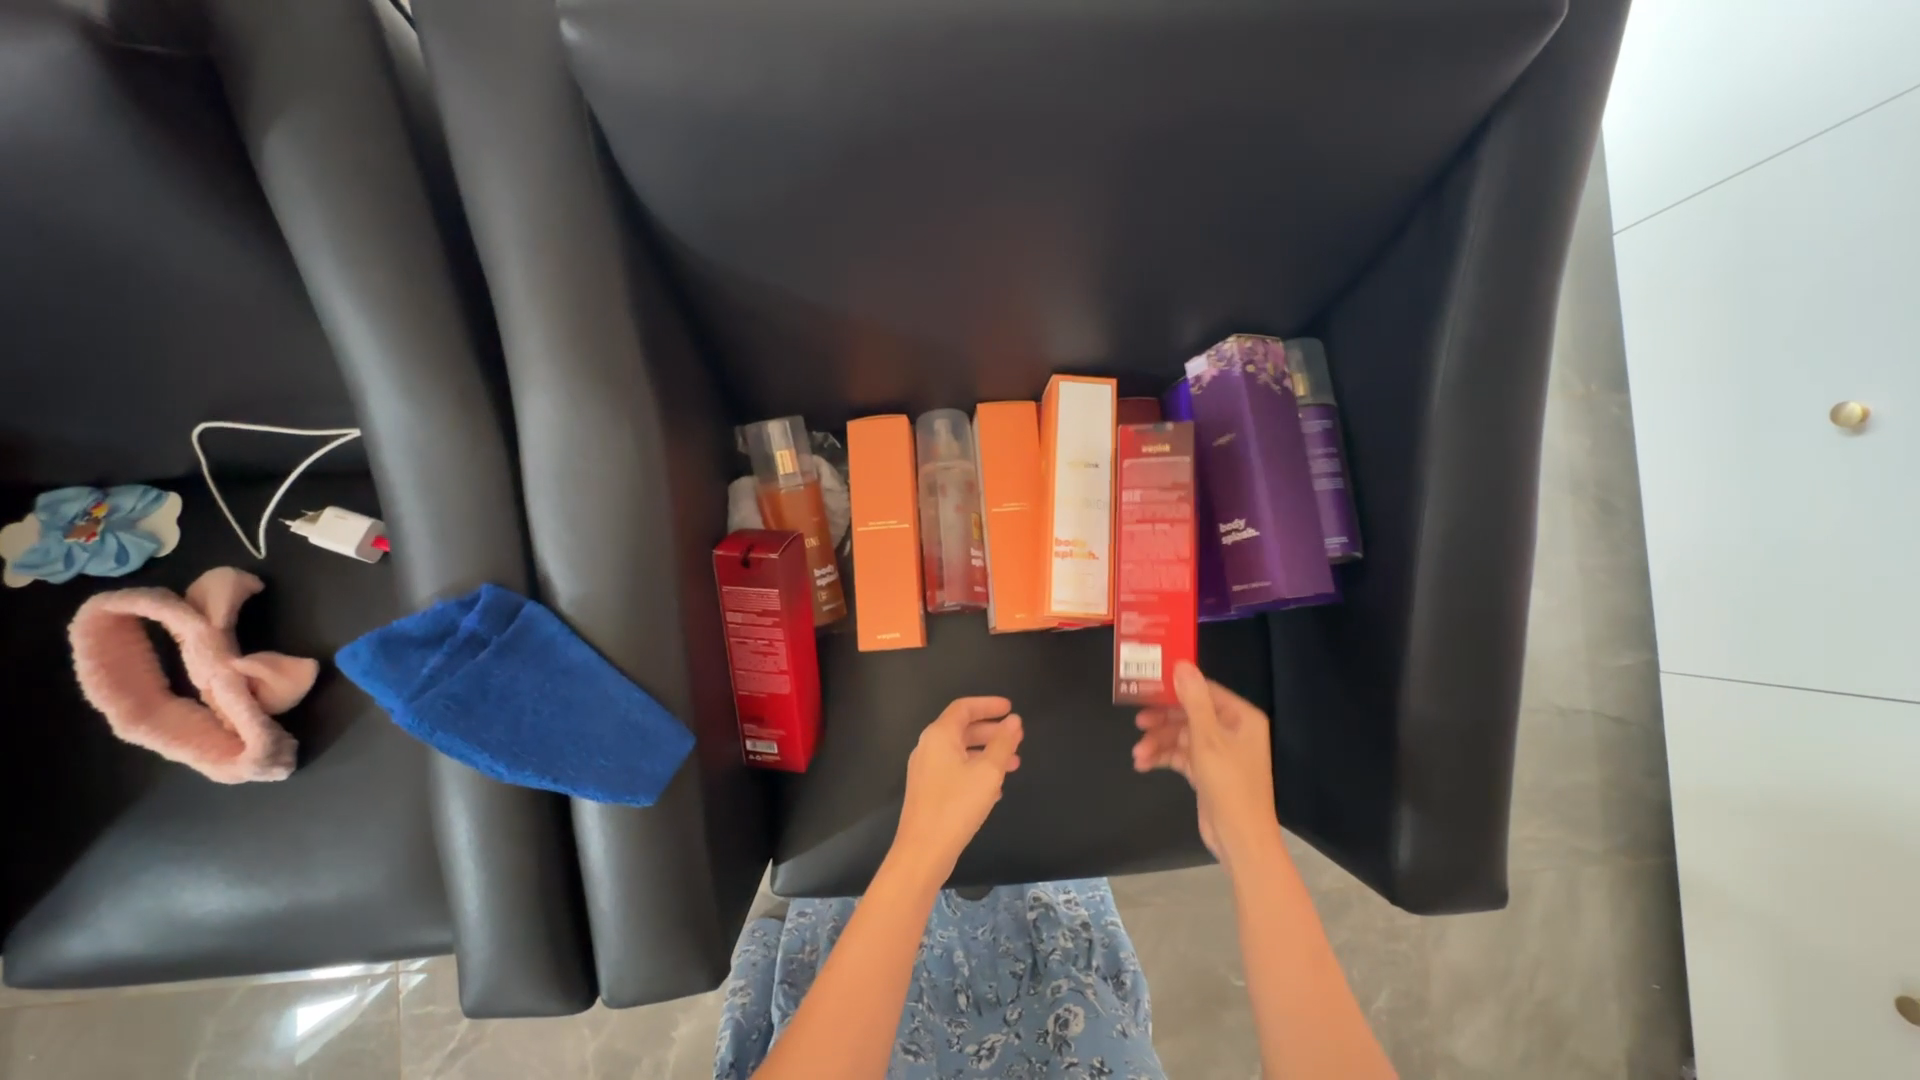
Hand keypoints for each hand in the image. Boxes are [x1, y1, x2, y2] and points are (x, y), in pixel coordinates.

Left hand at [891, 697, 1023, 880]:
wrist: (923, 851)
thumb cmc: (956, 805)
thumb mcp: (988, 772)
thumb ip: (1003, 744)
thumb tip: (1014, 721)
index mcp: (939, 735)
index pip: (964, 708)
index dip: (988, 705)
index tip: (1010, 708)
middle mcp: (928, 747)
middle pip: (962, 729)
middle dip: (991, 731)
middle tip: (1016, 737)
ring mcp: (925, 770)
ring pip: (960, 752)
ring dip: (987, 753)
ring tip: (1014, 763)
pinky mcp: (928, 791)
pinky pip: (955, 770)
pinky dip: (976, 771)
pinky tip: (995, 788)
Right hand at [1132, 662, 1280, 870]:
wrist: (1240, 838)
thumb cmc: (1229, 784)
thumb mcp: (1208, 739)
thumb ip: (1193, 700)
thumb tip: (1181, 664)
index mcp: (1240, 717)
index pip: (1204, 691)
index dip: (1176, 689)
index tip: (1147, 688)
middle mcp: (1232, 730)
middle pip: (1189, 713)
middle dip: (1163, 720)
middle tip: (1138, 722)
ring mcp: (1219, 752)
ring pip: (1181, 736)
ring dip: (1159, 743)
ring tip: (1138, 755)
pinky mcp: (1206, 772)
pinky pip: (1180, 756)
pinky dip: (1162, 758)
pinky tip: (1143, 765)